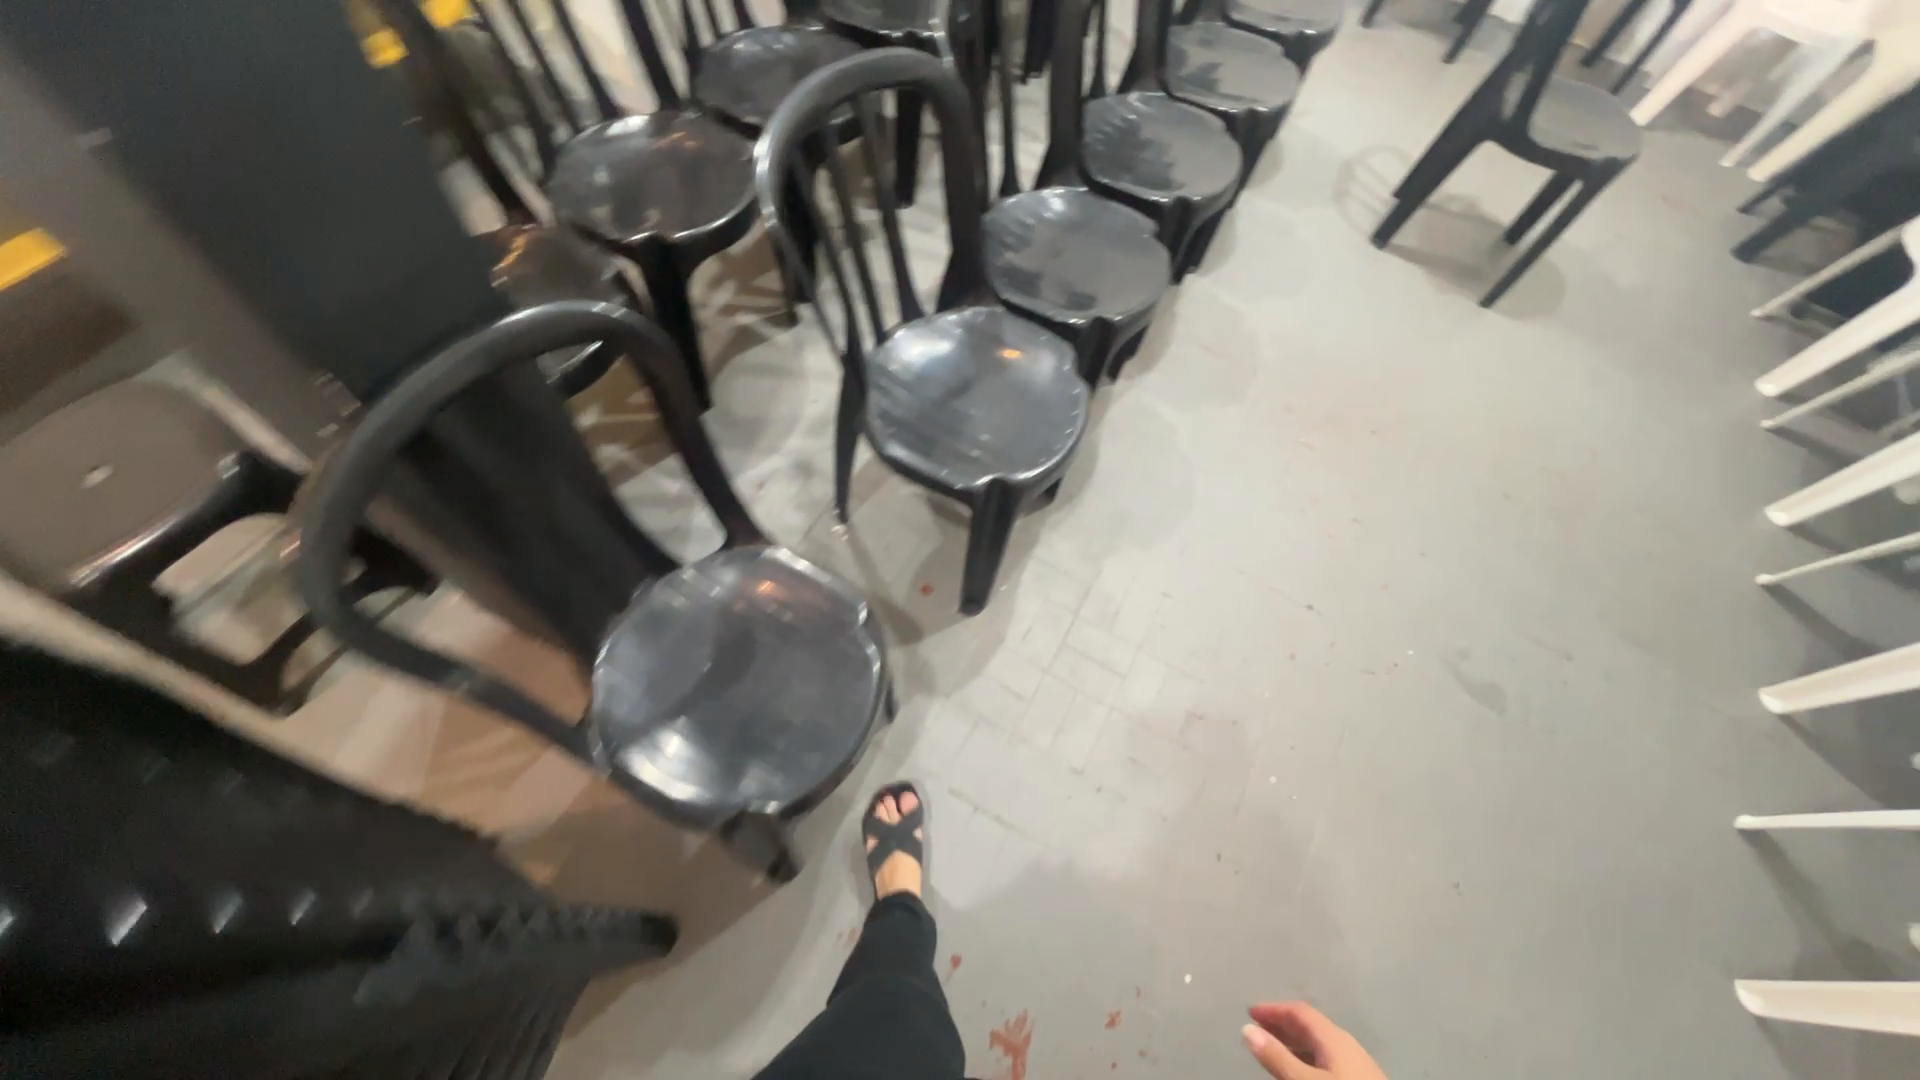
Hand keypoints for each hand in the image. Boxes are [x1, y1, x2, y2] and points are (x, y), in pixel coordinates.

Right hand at [1240, 1002, 1387, 1079]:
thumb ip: (1277, 1057)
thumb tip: (1247, 1029)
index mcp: (1334, 1037)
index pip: (1300, 1011)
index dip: (1274, 1009)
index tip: (1250, 1013)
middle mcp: (1347, 1045)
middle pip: (1310, 1026)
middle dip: (1282, 1025)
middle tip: (1257, 1030)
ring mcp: (1358, 1065)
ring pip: (1320, 1046)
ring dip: (1294, 1044)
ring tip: (1273, 1052)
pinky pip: (1328, 1061)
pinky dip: (1307, 1059)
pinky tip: (1301, 1073)